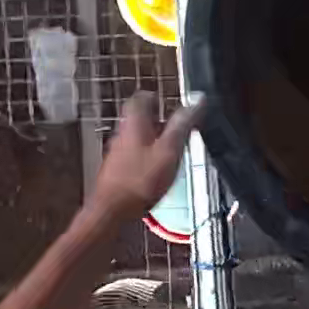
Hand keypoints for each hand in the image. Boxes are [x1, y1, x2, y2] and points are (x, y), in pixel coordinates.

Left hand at [88, 92, 205, 220]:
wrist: (111, 211)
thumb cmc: (140, 180)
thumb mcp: (169, 150)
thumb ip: (182, 125)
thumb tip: (197, 100)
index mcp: (135, 123)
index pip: (141, 98)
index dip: (155, 97)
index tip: (167, 103)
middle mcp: (121, 134)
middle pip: (138, 119)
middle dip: (156, 121)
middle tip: (174, 128)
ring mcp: (116, 153)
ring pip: (135, 138)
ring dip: (152, 140)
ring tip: (170, 151)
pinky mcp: (115, 171)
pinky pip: (132, 156)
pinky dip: (145, 158)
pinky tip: (156, 173)